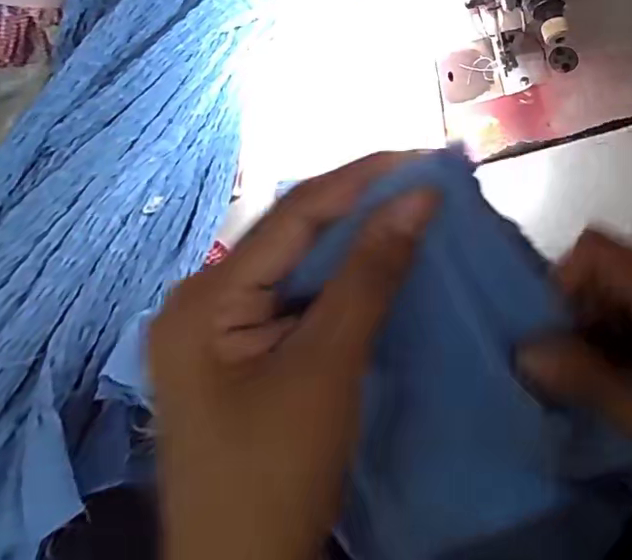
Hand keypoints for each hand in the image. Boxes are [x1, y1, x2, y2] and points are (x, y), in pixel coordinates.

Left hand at [148, 152, 437, 559]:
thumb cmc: (276, 473)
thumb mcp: (329, 364)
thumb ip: (372, 272)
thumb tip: (421, 194)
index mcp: (205, 298)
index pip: (295, 214)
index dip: (364, 178)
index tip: (424, 156)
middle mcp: (204, 298)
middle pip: (296, 231)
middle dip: (363, 202)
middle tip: (426, 178)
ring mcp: (222, 325)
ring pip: (302, 258)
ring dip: (359, 234)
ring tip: (415, 205)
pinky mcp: (246, 347)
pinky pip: (302, 289)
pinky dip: (347, 270)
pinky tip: (383, 255)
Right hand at [518, 231, 631, 555]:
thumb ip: (585, 377)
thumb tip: (524, 350)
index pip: (596, 251)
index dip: (562, 283)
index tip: (546, 336)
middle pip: (604, 275)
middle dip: (572, 316)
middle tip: (556, 374)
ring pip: (615, 303)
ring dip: (588, 339)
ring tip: (574, 390)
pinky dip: (609, 352)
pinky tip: (601, 393)